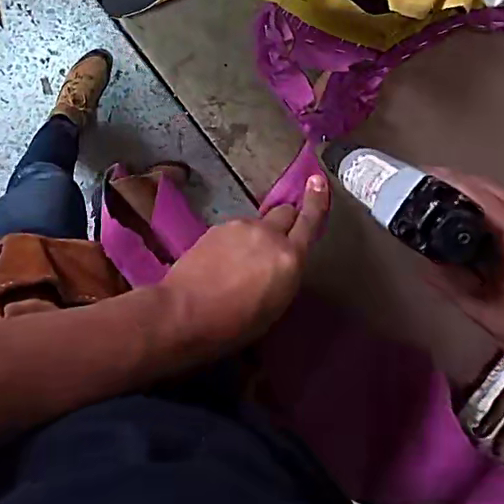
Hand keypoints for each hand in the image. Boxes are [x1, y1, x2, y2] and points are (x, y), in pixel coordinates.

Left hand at [156, 174, 330, 353]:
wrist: (185, 311)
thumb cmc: (235, 324)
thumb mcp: (275, 306)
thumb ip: (285, 274)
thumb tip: (281, 262)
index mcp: (290, 258)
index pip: (309, 221)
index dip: (316, 199)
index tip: (318, 180)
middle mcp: (268, 234)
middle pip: (285, 212)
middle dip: (286, 221)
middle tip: (277, 242)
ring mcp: (240, 226)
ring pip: (258, 223)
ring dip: (256, 236)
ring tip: (239, 264)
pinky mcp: (218, 227)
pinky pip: (235, 230)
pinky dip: (235, 241)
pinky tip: (221, 262)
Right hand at [422, 169, 503, 402]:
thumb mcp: (496, 317)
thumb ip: (454, 285)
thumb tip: (424, 263)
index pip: (472, 189)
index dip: (438, 181)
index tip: (410, 183)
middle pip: (489, 190)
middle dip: (454, 193)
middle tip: (421, 206)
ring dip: (478, 208)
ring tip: (447, 225)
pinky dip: (500, 220)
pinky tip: (486, 242)